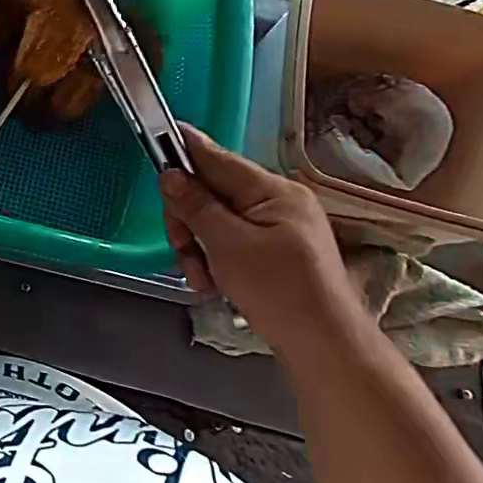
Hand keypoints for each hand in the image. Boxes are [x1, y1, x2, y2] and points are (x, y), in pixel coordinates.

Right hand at [159, 124, 358, 348]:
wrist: (325, 347)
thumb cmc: (279, 292)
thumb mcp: (228, 245)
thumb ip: (196, 206)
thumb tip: (170, 174)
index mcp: (273, 191)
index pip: (218, 158)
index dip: (185, 149)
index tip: (157, 136)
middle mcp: (277, 202)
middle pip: (212, 194)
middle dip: (188, 222)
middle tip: (181, 251)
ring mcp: (279, 229)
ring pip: (217, 223)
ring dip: (199, 249)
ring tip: (202, 280)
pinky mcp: (276, 254)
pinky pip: (232, 244)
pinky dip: (216, 261)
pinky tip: (215, 286)